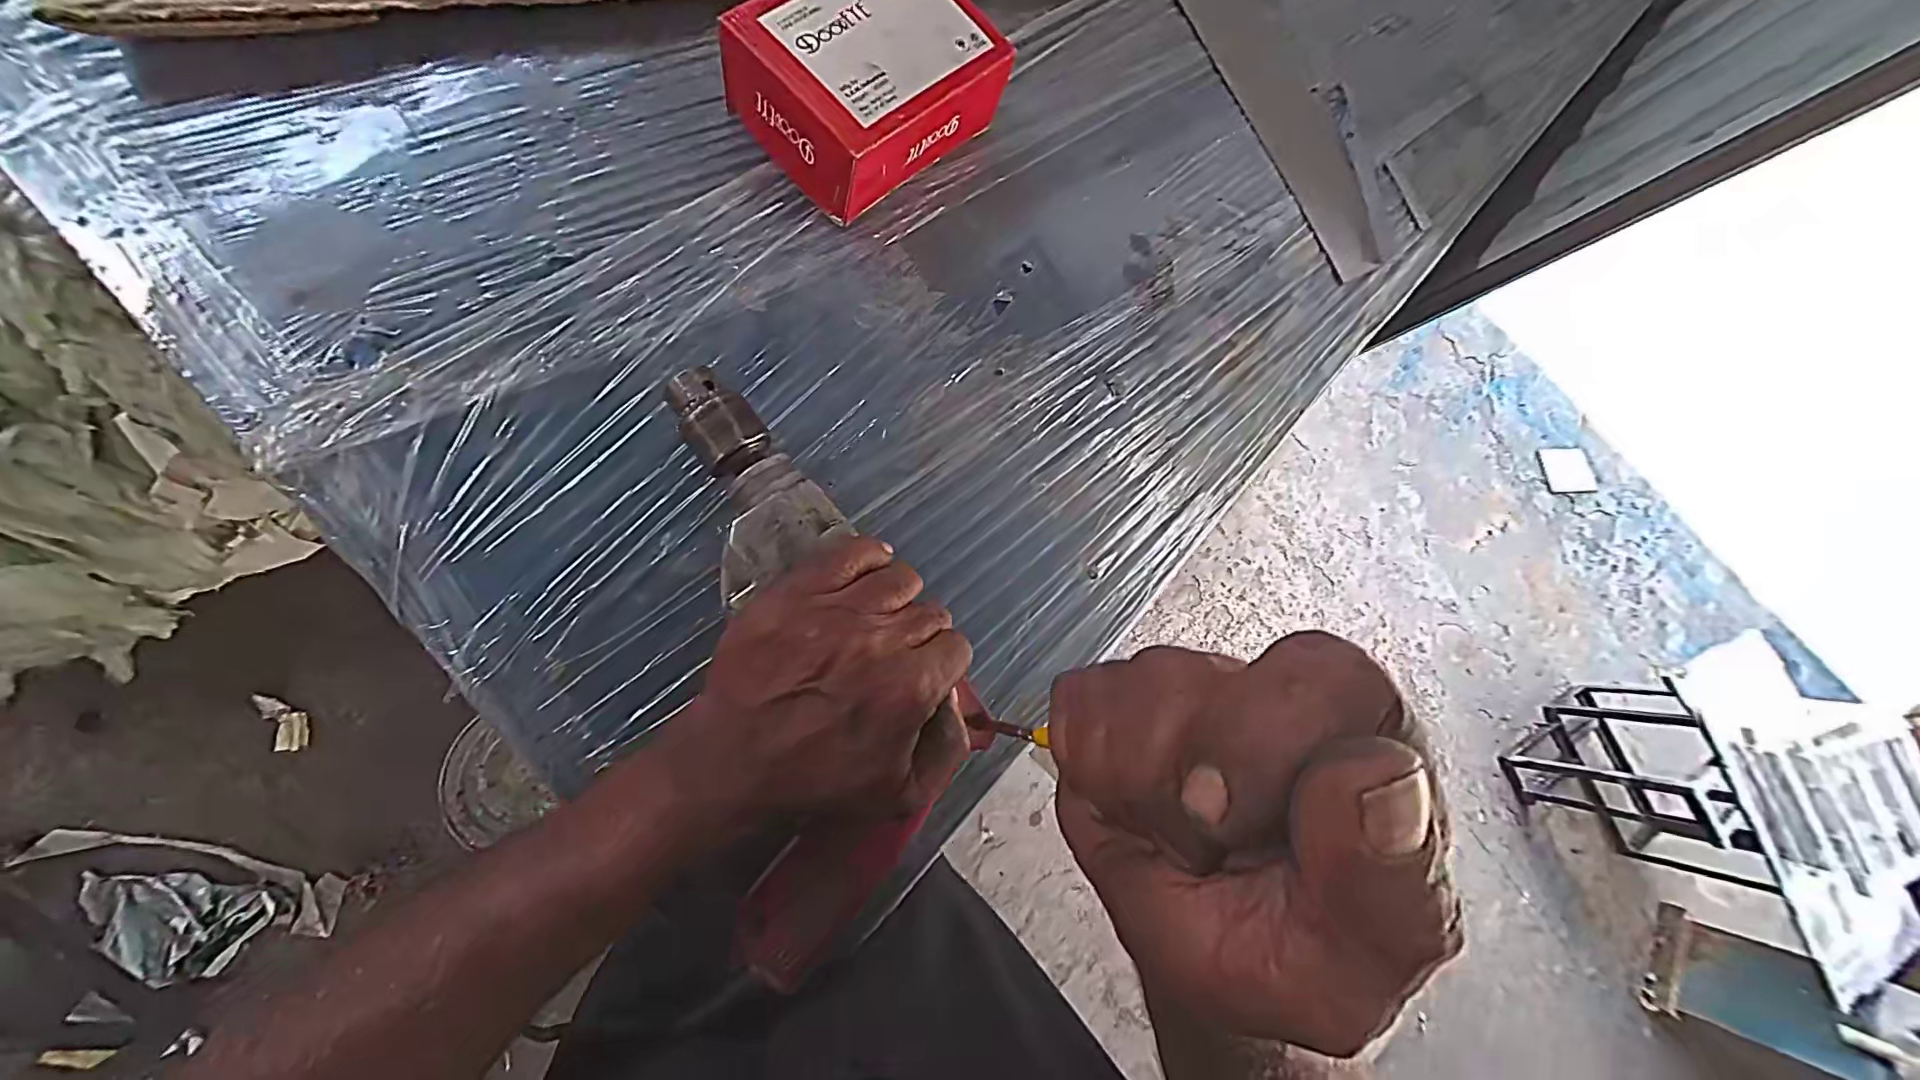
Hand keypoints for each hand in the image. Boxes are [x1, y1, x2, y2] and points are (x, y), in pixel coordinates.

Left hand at [657, 535, 971, 829]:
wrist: (731, 766)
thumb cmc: (815, 784)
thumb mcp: (902, 795)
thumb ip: (949, 747)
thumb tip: (957, 700)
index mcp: (910, 686)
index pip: (956, 648)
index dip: (943, 665)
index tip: (924, 675)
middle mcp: (880, 638)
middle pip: (930, 613)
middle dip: (922, 636)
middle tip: (895, 656)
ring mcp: (835, 609)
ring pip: (899, 578)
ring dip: (899, 598)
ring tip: (878, 618)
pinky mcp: (796, 592)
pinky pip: (851, 552)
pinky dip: (869, 557)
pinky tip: (868, 573)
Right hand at [1051, 633, 1459, 1056]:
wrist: (1214, 957)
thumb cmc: (1295, 952)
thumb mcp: (1364, 950)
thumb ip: (1386, 872)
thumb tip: (1381, 779)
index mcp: (1360, 730)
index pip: (1319, 674)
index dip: (1260, 746)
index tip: (1229, 818)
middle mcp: (1272, 689)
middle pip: (1205, 676)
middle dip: (1186, 779)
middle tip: (1207, 836)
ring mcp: (1187, 682)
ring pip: (1137, 689)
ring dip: (1141, 786)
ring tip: (1179, 827)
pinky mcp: (1115, 694)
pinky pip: (1079, 705)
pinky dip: (1093, 772)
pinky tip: (1134, 801)